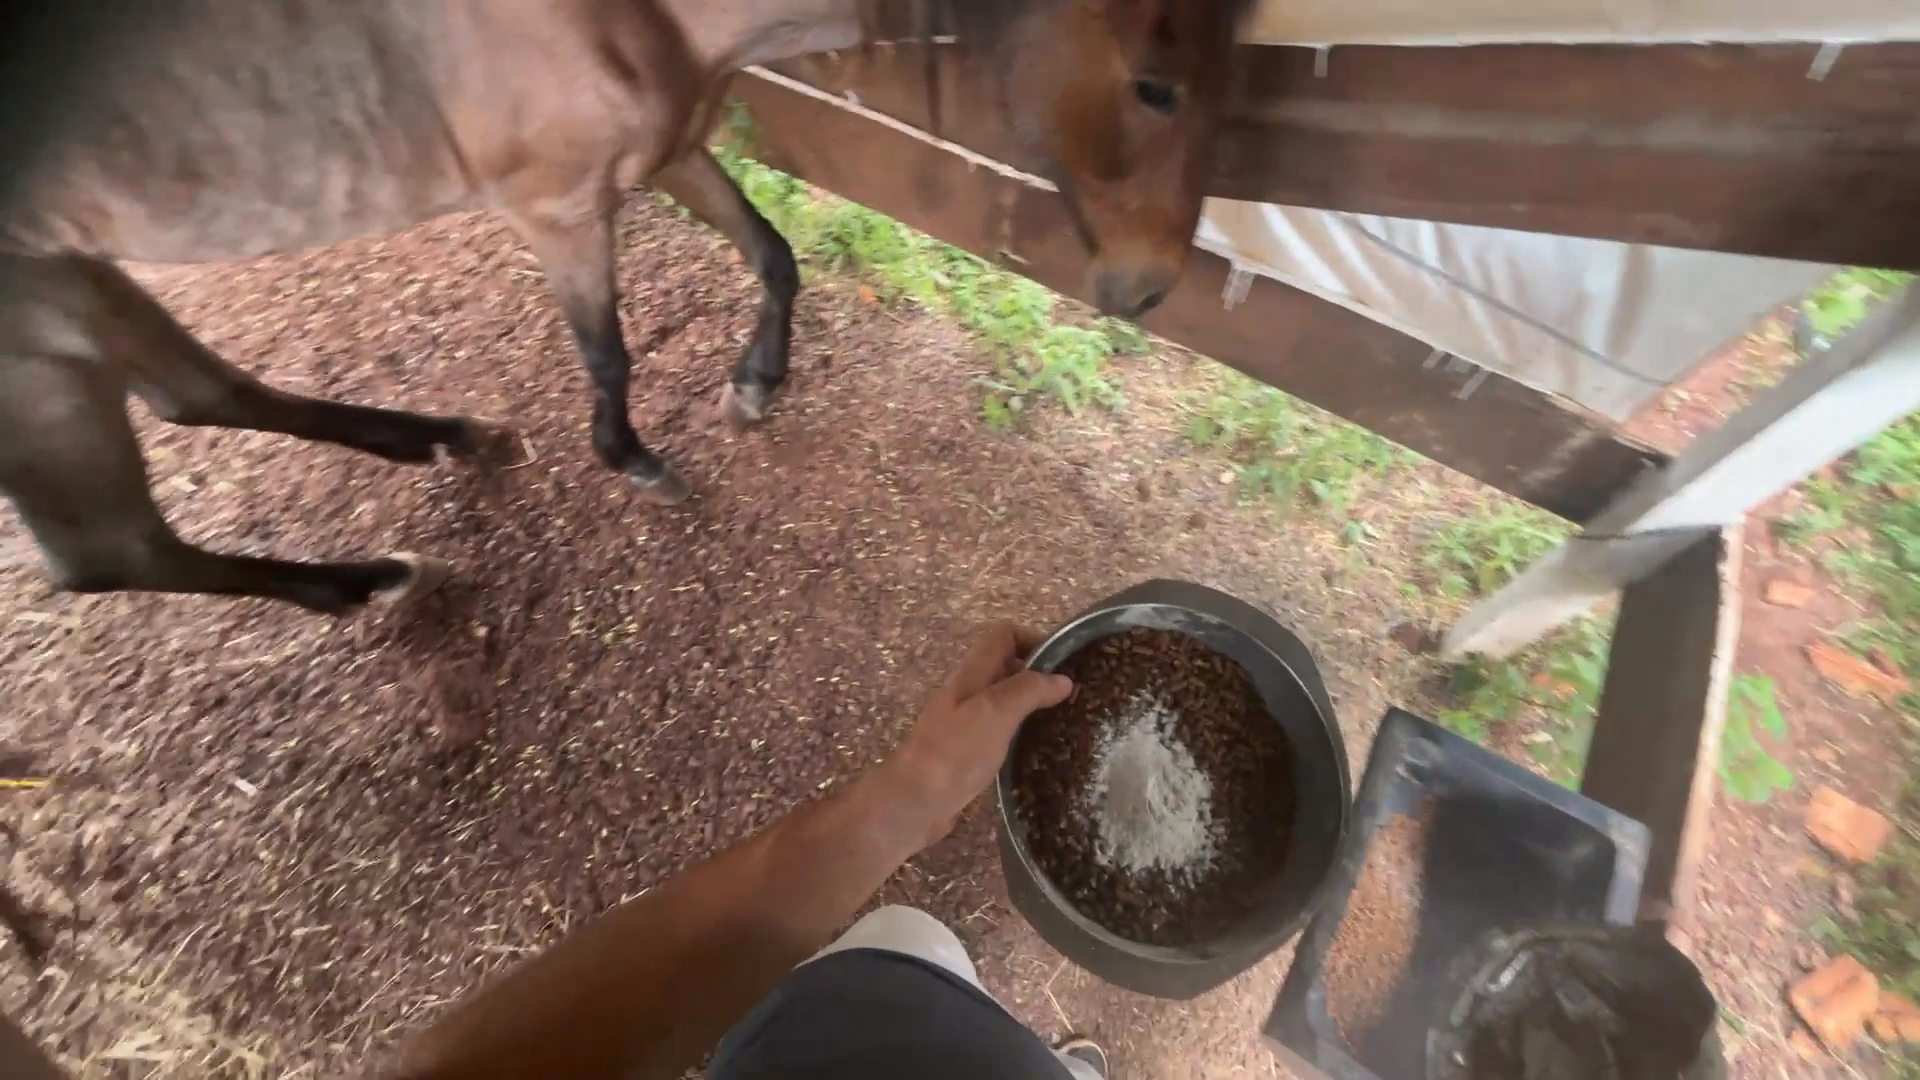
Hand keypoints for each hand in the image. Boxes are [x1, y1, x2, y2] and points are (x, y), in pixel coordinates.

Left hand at [883, 622, 1072, 844]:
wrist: (915, 801)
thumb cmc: (955, 750)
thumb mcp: (995, 711)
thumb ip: (1028, 690)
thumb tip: (1063, 679)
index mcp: (972, 673)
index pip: (1004, 635)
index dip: (1034, 639)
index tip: (1063, 663)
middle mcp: (969, 691)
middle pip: (1007, 666)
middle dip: (1039, 674)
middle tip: (1072, 697)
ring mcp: (966, 722)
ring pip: (1005, 699)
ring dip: (1032, 705)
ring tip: (1064, 722)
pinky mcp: (968, 751)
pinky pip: (1000, 730)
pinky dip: (1021, 731)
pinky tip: (1040, 750)